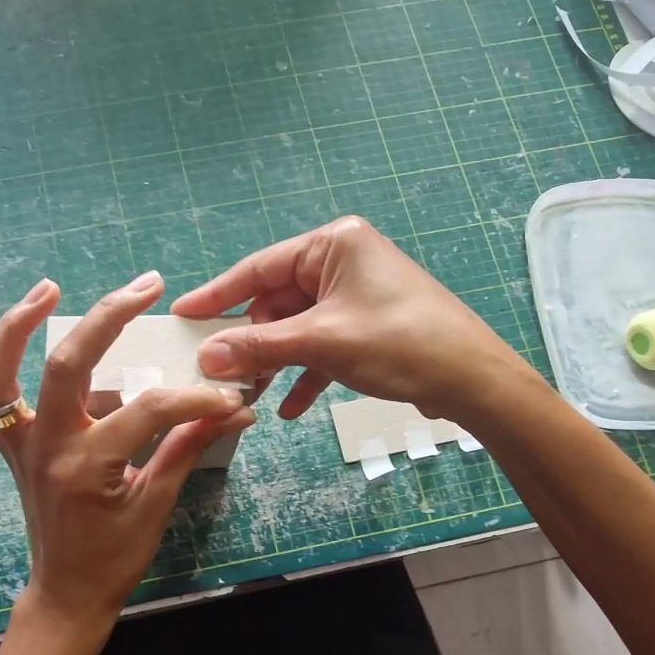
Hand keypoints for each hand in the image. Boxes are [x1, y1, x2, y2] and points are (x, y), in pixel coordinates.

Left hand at [0, 273, 255, 639]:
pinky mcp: (10, 451)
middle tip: (145, 286)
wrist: (67, 594)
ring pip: (3, 377)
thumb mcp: (157, 505)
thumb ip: (188, 449)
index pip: (150, 410)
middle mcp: (48, 446)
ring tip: (47, 287)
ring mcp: (22, 446)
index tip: (228, 398)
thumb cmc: (115, 558)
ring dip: (18, 326)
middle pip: (68, 364)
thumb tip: (234, 412)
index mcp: (89, 464)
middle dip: (108, 317)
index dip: (194, 398)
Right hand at [171, 216, 533, 421]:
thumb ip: (260, 347)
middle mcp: (342, 262)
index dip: (217, 295)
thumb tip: (205, 356)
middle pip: (276, 301)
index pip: (259, 267)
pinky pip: (322, 346)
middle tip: (220, 374)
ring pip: (297, 327)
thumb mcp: (322, 343)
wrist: (473, 380)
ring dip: (275, 362)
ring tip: (251, 395)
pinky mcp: (366, 325)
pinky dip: (305, 374)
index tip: (181, 316)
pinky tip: (290, 409)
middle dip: (252, 342)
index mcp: (332, 245)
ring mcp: (356, 294)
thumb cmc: (399, 344)